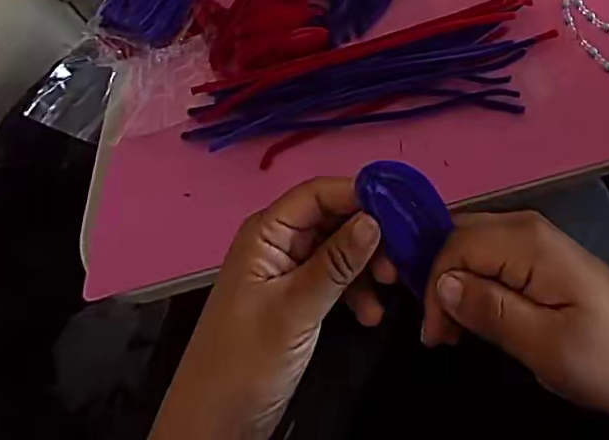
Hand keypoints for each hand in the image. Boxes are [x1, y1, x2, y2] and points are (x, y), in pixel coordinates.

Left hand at [152, 177, 387, 439]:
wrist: (211, 433)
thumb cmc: (242, 365)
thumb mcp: (294, 311)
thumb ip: (336, 262)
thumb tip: (374, 219)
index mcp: (267, 232)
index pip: (318, 193)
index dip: (358, 193)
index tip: (397, 209)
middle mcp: (279, 241)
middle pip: (334, 217)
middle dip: (368, 234)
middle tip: (397, 258)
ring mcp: (289, 269)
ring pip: (340, 247)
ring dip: (366, 265)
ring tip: (388, 288)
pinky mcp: (298, 296)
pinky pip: (337, 276)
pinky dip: (356, 290)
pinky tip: (370, 313)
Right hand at [421, 211, 608, 428]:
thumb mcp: (549, 346)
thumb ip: (492, 311)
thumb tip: (442, 284)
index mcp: (526, 241)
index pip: (455, 244)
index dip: (434, 288)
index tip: (438, 339)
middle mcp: (525, 227)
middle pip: (459, 236)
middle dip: (437, 280)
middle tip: (442, 337)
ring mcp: (533, 239)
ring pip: (471, 245)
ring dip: (453, 284)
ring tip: (454, 333)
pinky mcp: (539, 257)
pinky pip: (489, 257)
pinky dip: (471, 283)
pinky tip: (474, 315)